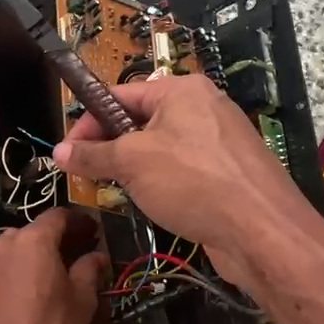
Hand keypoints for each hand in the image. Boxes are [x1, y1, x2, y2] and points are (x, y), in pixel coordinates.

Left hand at [0, 208, 107, 323]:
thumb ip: (89, 271)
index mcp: (34, 240)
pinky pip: (6, 264)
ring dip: (39, 253)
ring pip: (19, 247)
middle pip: (37, 230)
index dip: (79, 220)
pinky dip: (21, 267)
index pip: (58, 215)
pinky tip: (33, 288)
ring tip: (58, 272)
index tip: (94, 231)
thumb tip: (97, 255)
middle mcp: (6, 242)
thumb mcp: (80, 302)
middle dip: (60, 238)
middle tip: (81, 253)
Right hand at [52, 74, 323, 287]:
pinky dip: (163, 183)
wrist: (264, 233)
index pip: (119, 95)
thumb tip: (59, 152)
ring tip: (119, 192)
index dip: (88, 122)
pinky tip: (156, 205)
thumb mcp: (132, 163)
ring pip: (161, 148)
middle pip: (140, 121)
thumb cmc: (193, 182)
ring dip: (134, 169)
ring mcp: (220, 140)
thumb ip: (92, 155)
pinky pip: (184, 169)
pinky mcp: (230, 172)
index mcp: (182, 90)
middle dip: (111, 148)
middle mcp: (203, 107)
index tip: (66, 152)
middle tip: (89, 175)